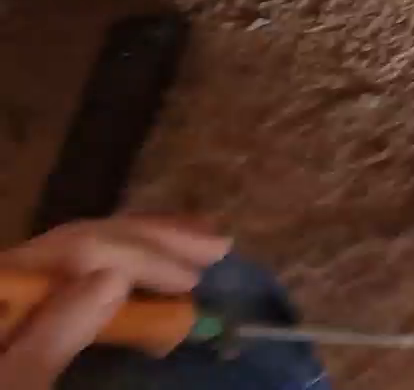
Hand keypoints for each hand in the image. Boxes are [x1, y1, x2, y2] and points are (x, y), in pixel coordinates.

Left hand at [0, 218, 229, 388]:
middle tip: (220, 249)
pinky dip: (128, 259)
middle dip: (154, 241)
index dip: (140, 254)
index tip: (197, 278)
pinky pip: (75, 268)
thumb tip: (113, 276)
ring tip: (206, 245)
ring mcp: (8, 291)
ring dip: (151, 243)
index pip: (67, 251)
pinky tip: (164, 259)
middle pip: (75, 242)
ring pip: (80, 249)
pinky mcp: (21, 311)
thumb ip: (45, 344)